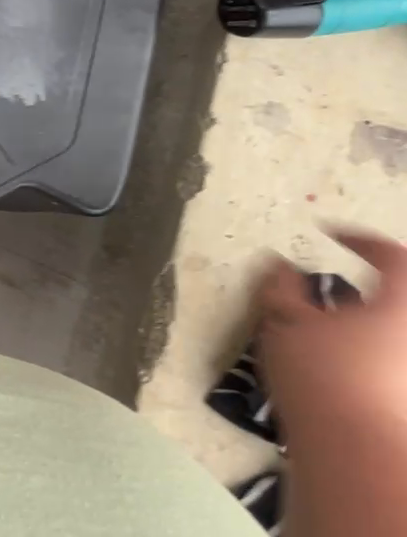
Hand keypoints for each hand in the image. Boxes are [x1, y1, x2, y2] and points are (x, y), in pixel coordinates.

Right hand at [258, 231, 406, 438]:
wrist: (359, 442)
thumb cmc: (321, 371)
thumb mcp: (285, 320)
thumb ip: (281, 287)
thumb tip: (280, 264)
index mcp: (400, 303)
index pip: (394, 257)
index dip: (362, 240)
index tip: (330, 233)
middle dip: (386, 279)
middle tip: (357, 271)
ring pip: (400, 322)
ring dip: (383, 311)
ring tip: (352, 312)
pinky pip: (397, 347)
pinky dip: (385, 340)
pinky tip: (357, 348)